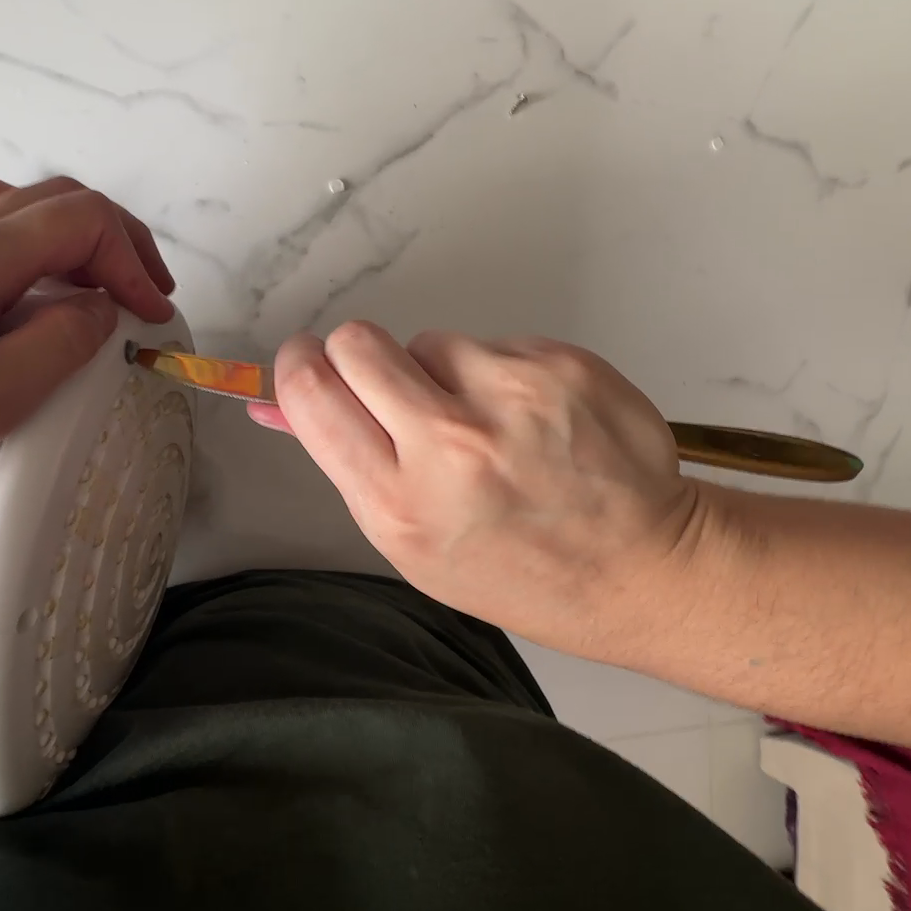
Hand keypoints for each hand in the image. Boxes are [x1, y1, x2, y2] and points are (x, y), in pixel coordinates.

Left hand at [0, 176, 176, 559]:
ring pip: (16, 215)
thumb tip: (98, 309)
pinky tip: (33, 306)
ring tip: (101, 295)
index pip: (78, 219)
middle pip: (51, 201)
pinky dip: (36, 259)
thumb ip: (50, 349)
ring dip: (75, 244)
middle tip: (144, 298)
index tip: (155, 318)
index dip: (133, 259)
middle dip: (115, 241)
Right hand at [249, 323, 704, 653]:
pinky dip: (499, 373)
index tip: (308, 363)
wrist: (637, 570)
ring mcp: (513, 397)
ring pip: (430, 340)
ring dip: (441, 372)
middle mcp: (451, 444)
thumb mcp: (406, 539)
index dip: (299, 367)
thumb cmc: (509, 569)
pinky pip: (494, 343)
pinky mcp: (562, 365)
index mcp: (399, 501)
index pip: (312, 392)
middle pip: (356, 342)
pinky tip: (530, 419)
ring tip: (484, 425)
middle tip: (394, 391)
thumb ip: (344, 460)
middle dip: (359, 357)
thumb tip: (273, 401)